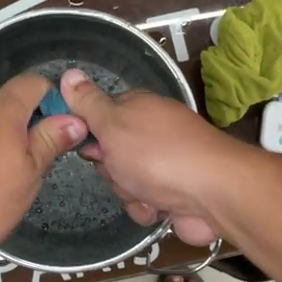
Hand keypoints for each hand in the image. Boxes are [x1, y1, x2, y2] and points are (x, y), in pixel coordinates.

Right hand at [59, 68, 246, 246]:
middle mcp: (153, 132)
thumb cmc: (157, 154)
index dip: (92, 133)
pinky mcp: (175, 193)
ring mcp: (166, 163)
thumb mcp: (113, 123)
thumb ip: (88, 103)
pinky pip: (145, 202)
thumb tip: (68, 73)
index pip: (102, 115)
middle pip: (111, 153)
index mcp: (139, 107)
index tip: (90, 145)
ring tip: (145, 192)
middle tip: (121, 169)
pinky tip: (157, 207)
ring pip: (125, 181)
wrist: (213, 193)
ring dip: (129, 192)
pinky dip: (148, 208)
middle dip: (112, 169)